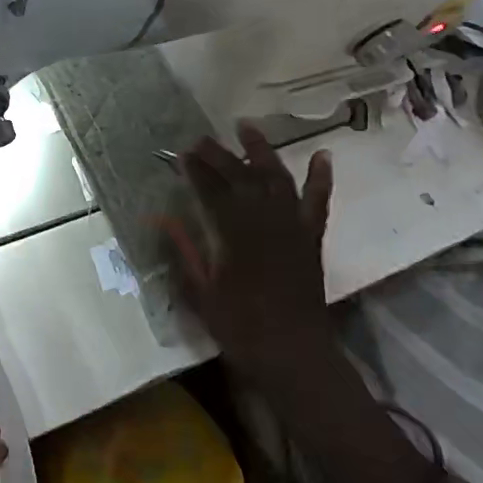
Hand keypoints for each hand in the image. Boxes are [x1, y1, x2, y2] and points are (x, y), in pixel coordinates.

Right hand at [165, 122, 335, 386]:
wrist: (295, 355)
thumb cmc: (240, 328)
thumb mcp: (200, 293)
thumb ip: (183, 253)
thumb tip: (162, 218)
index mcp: (234, 239)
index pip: (212, 193)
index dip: (196, 171)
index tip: (181, 154)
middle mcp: (266, 226)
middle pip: (242, 180)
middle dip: (220, 156)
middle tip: (200, 140)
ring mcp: (293, 229)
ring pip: (278, 180)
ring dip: (262, 152)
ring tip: (246, 128)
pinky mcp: (311, 239)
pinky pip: (318, 203)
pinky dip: (320, 179)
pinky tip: (321, 156)